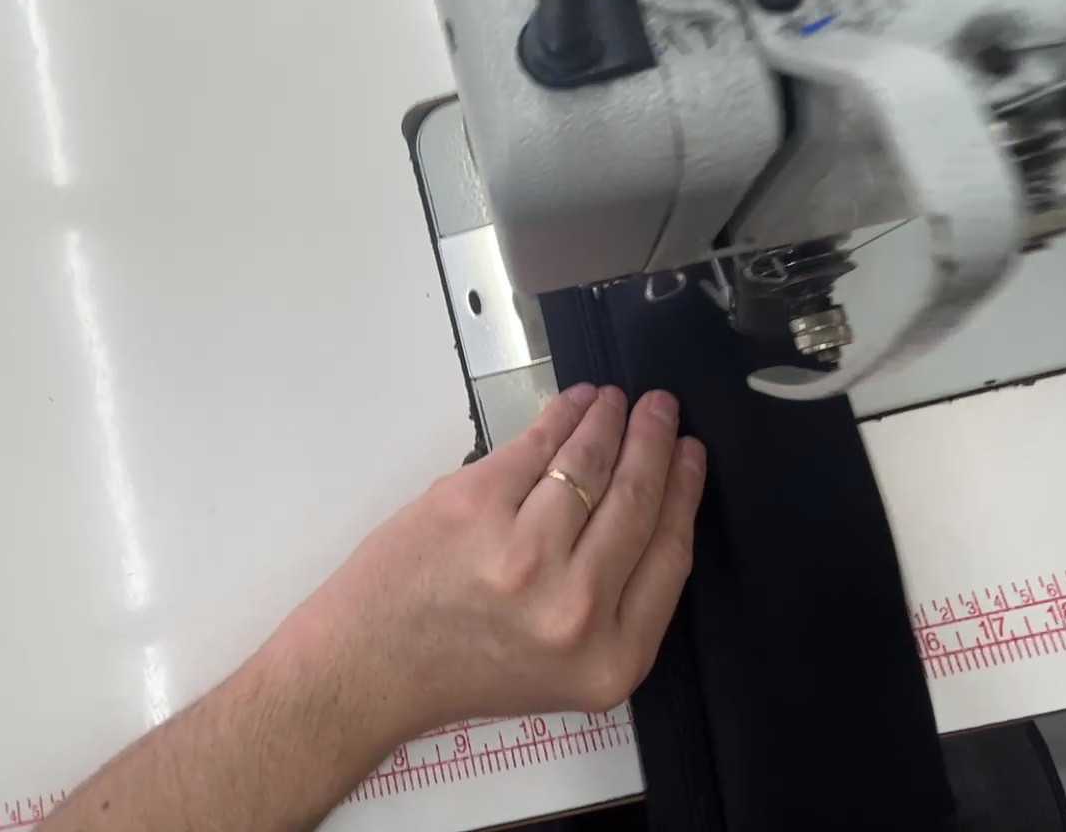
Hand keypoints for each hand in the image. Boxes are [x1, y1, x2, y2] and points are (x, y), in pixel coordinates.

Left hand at [271, 383, 706, 743]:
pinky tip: (575, 403)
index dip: (684, 492)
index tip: (691, 454)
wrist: (373, 664)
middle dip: (655, 443)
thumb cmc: (467, 665)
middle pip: (635, 500)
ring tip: (616, 400)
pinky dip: (561, 415)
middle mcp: (576, 607)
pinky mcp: (475, 504)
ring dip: (608, 420)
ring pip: (587, 463)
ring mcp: (523, 551)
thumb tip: (648, 498)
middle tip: (663, 409)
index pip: (669, 553)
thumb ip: (615, 600)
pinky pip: (535, 445)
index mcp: (611, 660)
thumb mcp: (567, 666)